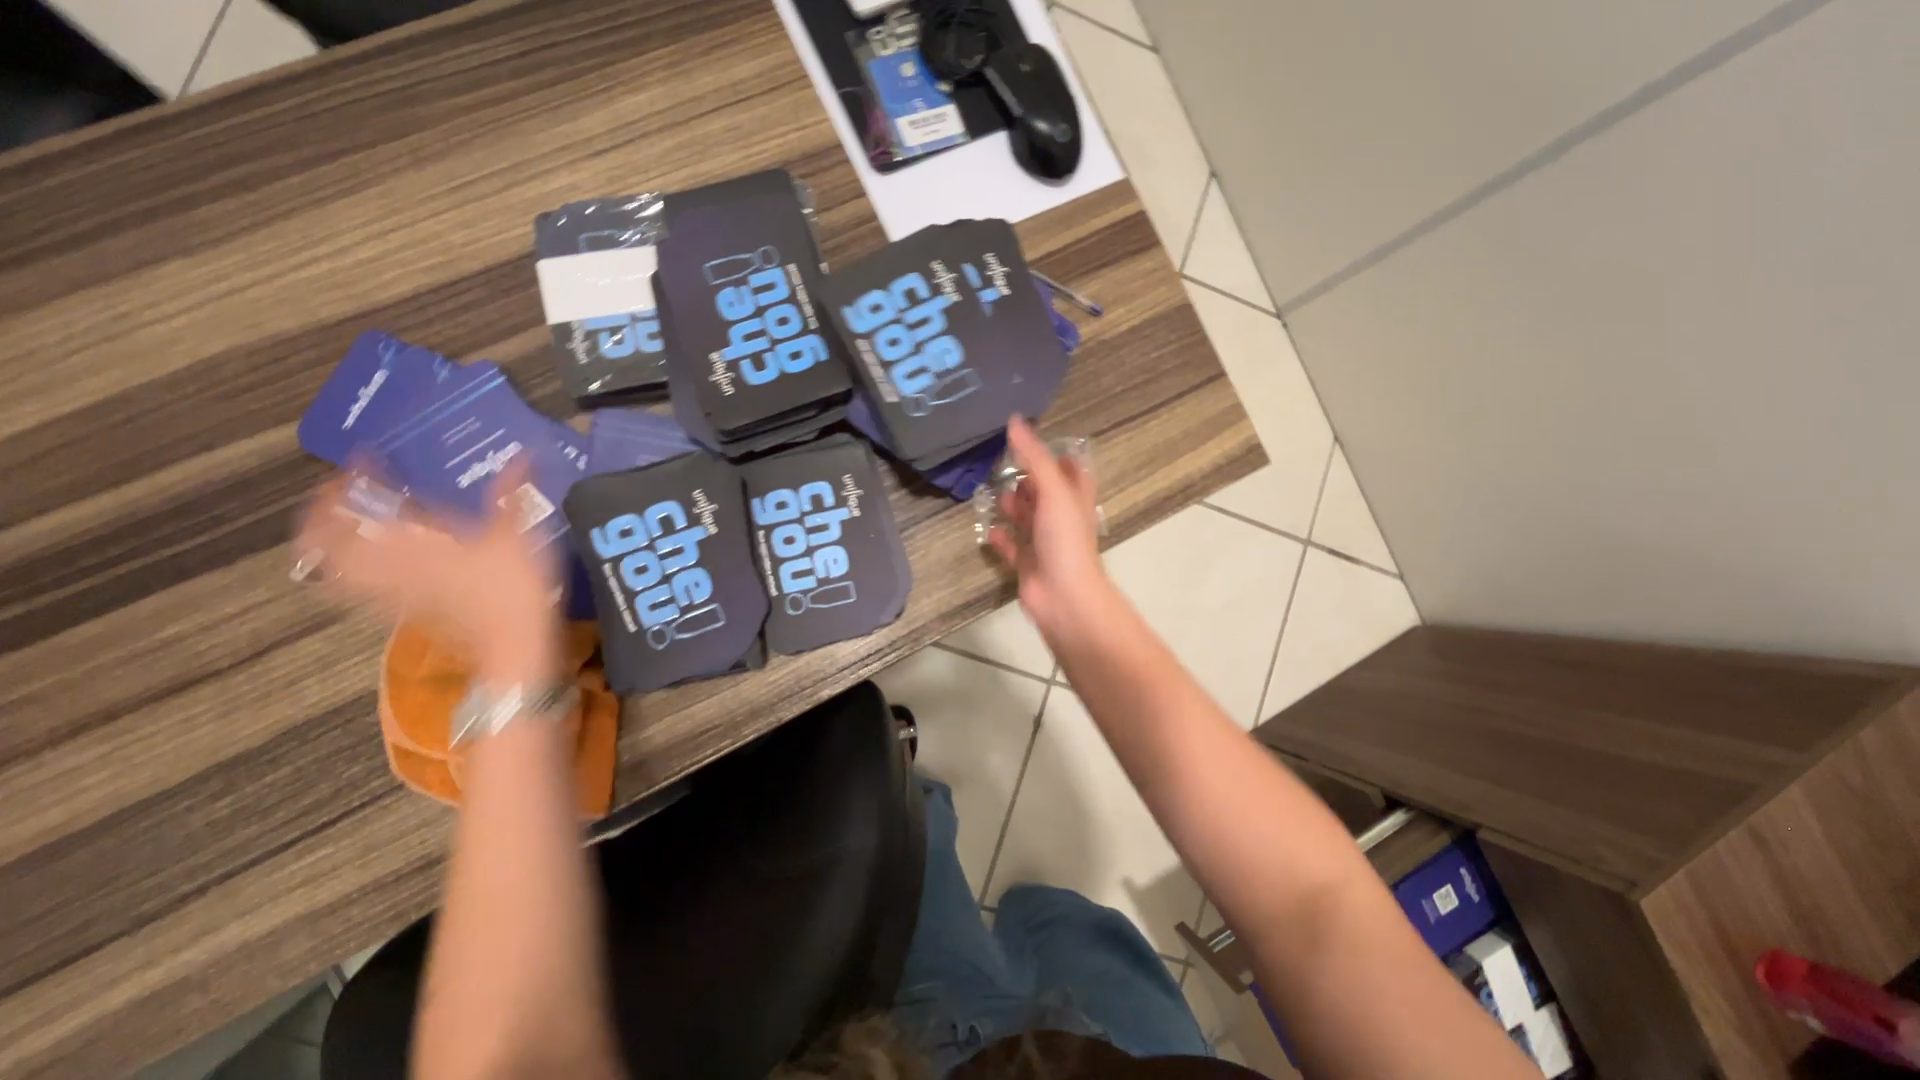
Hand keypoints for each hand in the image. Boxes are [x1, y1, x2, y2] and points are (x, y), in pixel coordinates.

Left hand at [291, 464, 561, 684]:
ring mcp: (390, 591)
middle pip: (330, 540)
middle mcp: (392, 564)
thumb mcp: (516, 536)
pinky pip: (355, 591)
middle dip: (322, 514)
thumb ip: (510, 495)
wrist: (510, 646)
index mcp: (417, 540)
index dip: (354, 480)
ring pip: (335, 568)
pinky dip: (347, 575)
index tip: (363, 461)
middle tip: (335, 492)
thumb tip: (523, 454)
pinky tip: (360, 565)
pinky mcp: (399, 610)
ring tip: (334, 525)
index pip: (368, 504)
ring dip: (325, 545)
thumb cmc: (512, 589)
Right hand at [986, 416, 1112, 637]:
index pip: (1070, 470)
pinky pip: (1012, 547)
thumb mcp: (1053, 490)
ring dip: (1012, 506)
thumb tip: (1015, 420)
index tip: (1030, 441)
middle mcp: (1062, 519)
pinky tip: (989, 529)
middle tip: (1004, 466)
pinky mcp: (1028, 564)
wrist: (1064, 596)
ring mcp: (1045, 543)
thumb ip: (1034, 457)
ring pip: (1027, 519)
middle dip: (1027, 480)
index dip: (1055, 456)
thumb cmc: (1065, 539)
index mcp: (1075, 499)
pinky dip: (1001, 538)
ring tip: (994, 494)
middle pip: (1045, 493)